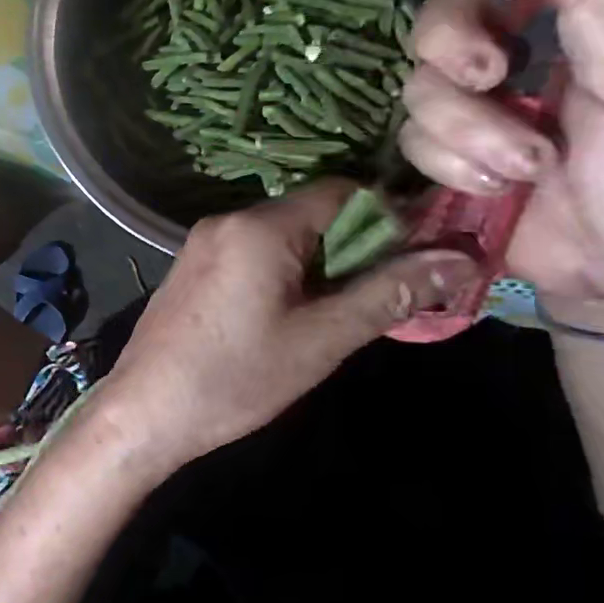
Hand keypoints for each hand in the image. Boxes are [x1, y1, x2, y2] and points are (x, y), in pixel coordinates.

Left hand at [98, 180, 477, 470]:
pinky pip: (251, 254)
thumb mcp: (322, 339)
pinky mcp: (191, 268)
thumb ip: (389, 293)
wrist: (145, 410)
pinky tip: (295, 314)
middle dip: (357, 246)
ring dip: (321, 264)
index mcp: (257, 227)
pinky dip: (285, 273)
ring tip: (344, 311)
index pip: (342, 192)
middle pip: (310, 213)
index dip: (390, 218)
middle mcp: (226, 221)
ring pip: (282, 236)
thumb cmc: (235, 377)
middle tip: (386, 294)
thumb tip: (459, 259)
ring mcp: (202, 244)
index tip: (419, 259)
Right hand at [401, 0, 603, 333]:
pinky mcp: (443, 156)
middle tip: (489, 73)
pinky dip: (453, 162)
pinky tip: (498, 185)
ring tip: (525, 167)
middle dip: (452, 44)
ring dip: (467, 129)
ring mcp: (472, 110)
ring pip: (419, 88)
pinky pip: (412, 139)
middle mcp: (517, 56)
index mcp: (584, 23)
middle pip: (442, 17)